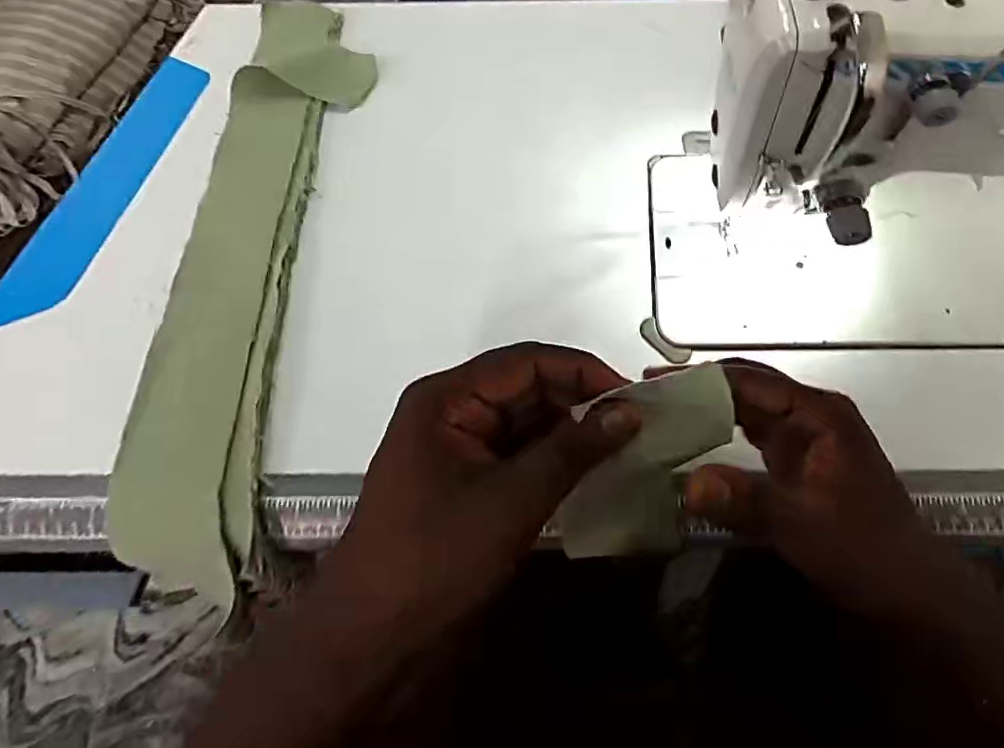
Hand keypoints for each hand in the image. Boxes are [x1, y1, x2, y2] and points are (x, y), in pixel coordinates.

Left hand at [314, 342, 642, 650]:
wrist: (369, 641)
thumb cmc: (432, 561)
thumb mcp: (511, 501)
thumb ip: (572, 451)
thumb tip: (627, 412)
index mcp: (447, 398)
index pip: (525, 362)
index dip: (581, 371)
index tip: (631, 393)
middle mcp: (451, 409)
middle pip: (526, 386)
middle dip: (580, 401)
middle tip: (635, 421)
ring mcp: (457, 444)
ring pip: (525, 420)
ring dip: (571, 430)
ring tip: (624, 443)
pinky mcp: (466, 477)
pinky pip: (517, 451)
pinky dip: (553, 457)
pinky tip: (591, 467)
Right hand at [682, 360, 964, 624]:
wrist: (912, 593)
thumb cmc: (869, 551)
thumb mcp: (803, 526)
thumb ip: (746, 501)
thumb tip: (688, 486)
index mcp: (819, 413)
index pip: (751, 380)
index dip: (702, 378)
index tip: (659, 383)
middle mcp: (812, 413)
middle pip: (747, 386)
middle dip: (700, 386)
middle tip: (651, 392)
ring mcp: (806, 434)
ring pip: (748, 406)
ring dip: (708, 405)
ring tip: (663, 407)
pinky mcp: (798, 457)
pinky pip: (752, 431)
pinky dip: (721, 428)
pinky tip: (693, 435)